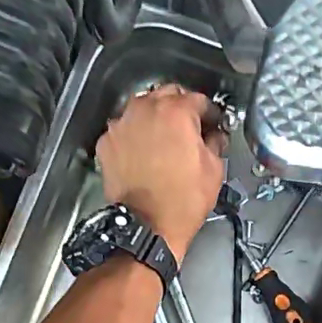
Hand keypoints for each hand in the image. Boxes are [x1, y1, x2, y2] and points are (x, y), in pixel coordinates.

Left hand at [97, 84, 225, 260]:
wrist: (148, 227)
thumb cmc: (180, 202)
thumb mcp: (214, 170)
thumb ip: (215, 143)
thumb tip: (213, 138)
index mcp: (176, 112)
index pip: (198, 99)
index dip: (208, 113)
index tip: (210, 123)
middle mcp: (145, 110)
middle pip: (166, 96)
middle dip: (179, 110)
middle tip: (187, 129)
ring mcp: (122, 125)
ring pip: (142, 110)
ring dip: (154, 120)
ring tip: (164, 142)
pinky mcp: (107, 144)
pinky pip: (124, 130)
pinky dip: (134, 137)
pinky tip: (144, 154)